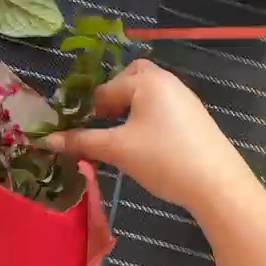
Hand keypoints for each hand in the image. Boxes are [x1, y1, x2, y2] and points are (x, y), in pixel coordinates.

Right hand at [43, 60, 258, 220]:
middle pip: (129, 79)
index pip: (103, 90)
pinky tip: (143, 145)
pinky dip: (146, 119)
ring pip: (146, 95)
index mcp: (146, 80)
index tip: (74, 132)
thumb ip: (80, 141)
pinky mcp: (195, 118)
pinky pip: (161, 108)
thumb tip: (46, 139)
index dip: (86, 110)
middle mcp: (166, 81)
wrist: (219, 187)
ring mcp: (184, 99)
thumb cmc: (163, 158)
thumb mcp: (116, 149)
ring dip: (128, 110)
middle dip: (111, 98)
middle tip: (100, 122)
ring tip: (118, 137)